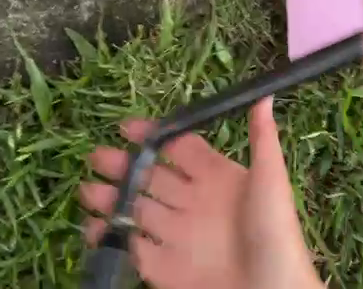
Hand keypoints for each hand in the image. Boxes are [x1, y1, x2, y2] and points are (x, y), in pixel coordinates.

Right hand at [81, 99, 323, 288]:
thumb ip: (262, 136)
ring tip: (87, 190)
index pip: (180, 147)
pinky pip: (132, 250)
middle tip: (97, 156)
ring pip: (137, 210)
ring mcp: (178, 236)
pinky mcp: (165, 270)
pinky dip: (111, 239)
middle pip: (152, 176)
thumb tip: (264, 92)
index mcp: (217, 175)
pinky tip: (93, 229)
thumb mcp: (271, 178)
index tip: (126, 127)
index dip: (156, 135)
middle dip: (124, 165)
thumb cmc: (276, 231)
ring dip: (112, 199)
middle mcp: (194, 201)